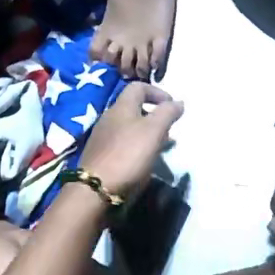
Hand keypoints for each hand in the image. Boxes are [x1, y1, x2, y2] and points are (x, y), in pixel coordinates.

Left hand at [75, 82, 182, 198]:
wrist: (96, 187)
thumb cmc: (129, 154)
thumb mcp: (154, 130)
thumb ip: (168, 113)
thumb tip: (178, 102)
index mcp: (121, 107)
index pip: (138, 87)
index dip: (158, 92)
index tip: (172, 106)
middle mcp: (109, 117)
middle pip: (133, 107)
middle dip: (154, 114)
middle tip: (169, 129)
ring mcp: (102, 136)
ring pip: (129, 126)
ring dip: (147, 131)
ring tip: (160, 146)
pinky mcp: (101, 154)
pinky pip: (123, 142)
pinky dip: (137, 145)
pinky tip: (143, 159)